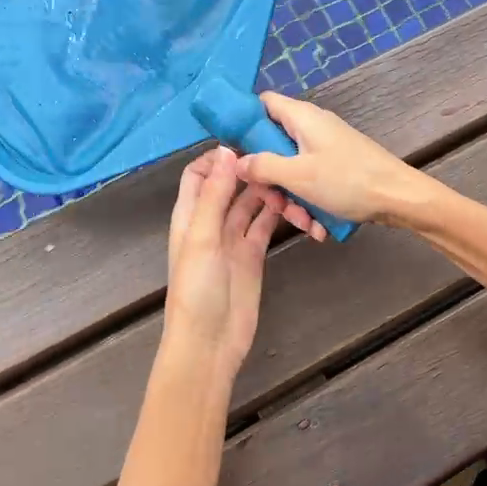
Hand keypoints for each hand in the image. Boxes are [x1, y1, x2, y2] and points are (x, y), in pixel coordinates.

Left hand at [165, 147, 282, 375]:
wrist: (210, 342)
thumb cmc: (197, 290)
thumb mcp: (201, 238)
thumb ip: (214, 195)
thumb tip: (227, 152)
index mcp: (189, 215)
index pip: (199, 174)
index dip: (219, 158)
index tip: (248, 143)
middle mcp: (211, 222)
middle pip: (230, 185)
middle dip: (251, 170)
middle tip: (281, 156)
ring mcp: (233, 238)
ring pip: (252, 203)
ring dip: (268, 191)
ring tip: (292, 179)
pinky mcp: (253, 254)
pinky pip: (266, 224)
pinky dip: (280, 213)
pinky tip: (297, 202)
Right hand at [233, 92, 434, 225]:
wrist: (400, 198)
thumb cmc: (348, 180)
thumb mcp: (298, 176)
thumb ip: (262, 166)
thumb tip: (237, 161)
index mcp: (302, 118)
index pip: (263, 103)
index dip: (243, 122)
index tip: (234, 153)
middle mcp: (312, 128)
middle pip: (273, 145)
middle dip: (271, 179)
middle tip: (275, 204)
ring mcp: (326, 148)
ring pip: (292, 170)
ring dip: (292, 200)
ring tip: (305, 223)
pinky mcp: (338, 168)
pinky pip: (312, 183)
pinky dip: (311, 204)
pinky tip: (320, 227)